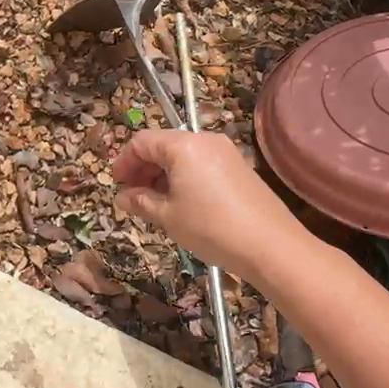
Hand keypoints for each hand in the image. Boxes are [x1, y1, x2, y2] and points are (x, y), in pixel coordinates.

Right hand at [111, 129, 313, 279]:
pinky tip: (183, 203)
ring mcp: (225, 152)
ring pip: (183, 155)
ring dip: (163, 174)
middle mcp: (204, 140)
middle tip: (133, 195)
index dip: (124, 162)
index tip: (117, 184)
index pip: (141, 142)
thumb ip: (141, 201)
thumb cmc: (211, 228)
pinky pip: (202, 164)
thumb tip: (123, 197)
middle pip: (162, 145)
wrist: (272, 246)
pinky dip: (185, 177)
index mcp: (182, 146)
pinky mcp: (239, 167)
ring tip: (156, 203)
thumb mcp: (168, 217)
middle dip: (143, 168)